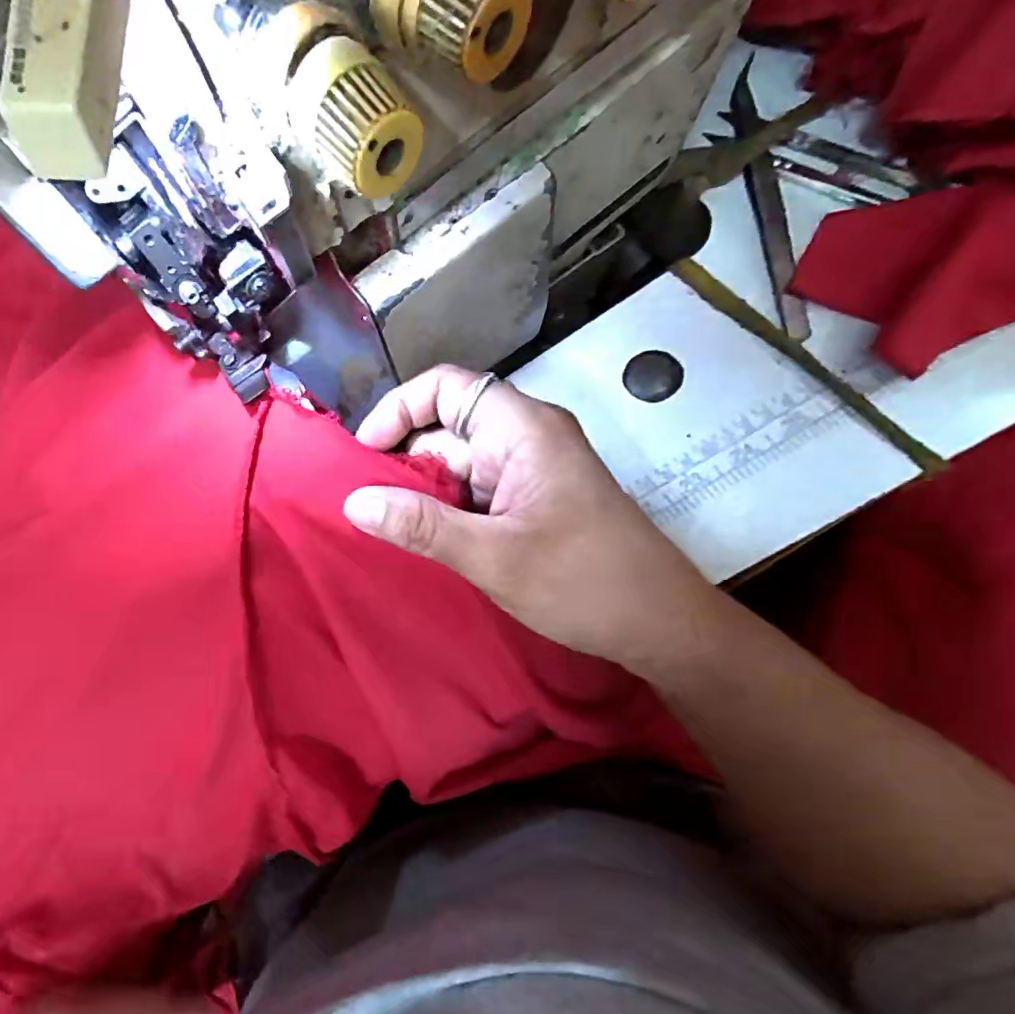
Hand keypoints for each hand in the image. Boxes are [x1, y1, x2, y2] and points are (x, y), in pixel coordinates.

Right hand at [343, 365, 725, 674]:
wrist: (661, 627)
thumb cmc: (585, 582)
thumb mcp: (495, 556)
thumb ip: (422, 527)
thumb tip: (353, 502)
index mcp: (523, 429)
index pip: (446, 386)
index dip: (399, 409)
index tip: (365, 455)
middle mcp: (524, 439)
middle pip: (445, 426)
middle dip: (401, 459)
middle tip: (362, 502)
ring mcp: (528, 472)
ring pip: (456, 464)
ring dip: (420, 491)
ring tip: (381, 526)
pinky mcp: (529, 502)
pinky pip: (472, 493)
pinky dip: (442, 511)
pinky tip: (417, 540)